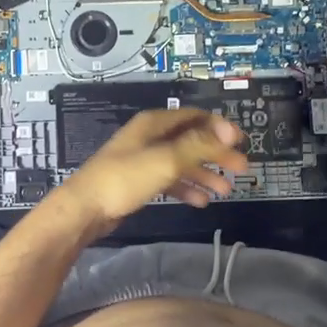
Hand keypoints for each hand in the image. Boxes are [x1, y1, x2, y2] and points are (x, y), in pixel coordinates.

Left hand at [51, 108, 249, 229]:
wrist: (85, 209)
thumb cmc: (124, 179)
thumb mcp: (166, 159)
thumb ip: (198, 145)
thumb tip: (229, 129)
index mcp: (154, 124)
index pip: (194, 117)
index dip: (219, 127)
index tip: (241, 142)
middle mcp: (149, 137)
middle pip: (190, 140)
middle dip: (216, 153)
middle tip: (241, 169)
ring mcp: (142, 160)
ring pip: (181, 162)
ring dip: (204, 174)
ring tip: (225, 190)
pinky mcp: (137, 181)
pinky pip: (169, 180)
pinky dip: (186, 188)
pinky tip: (200, 201)